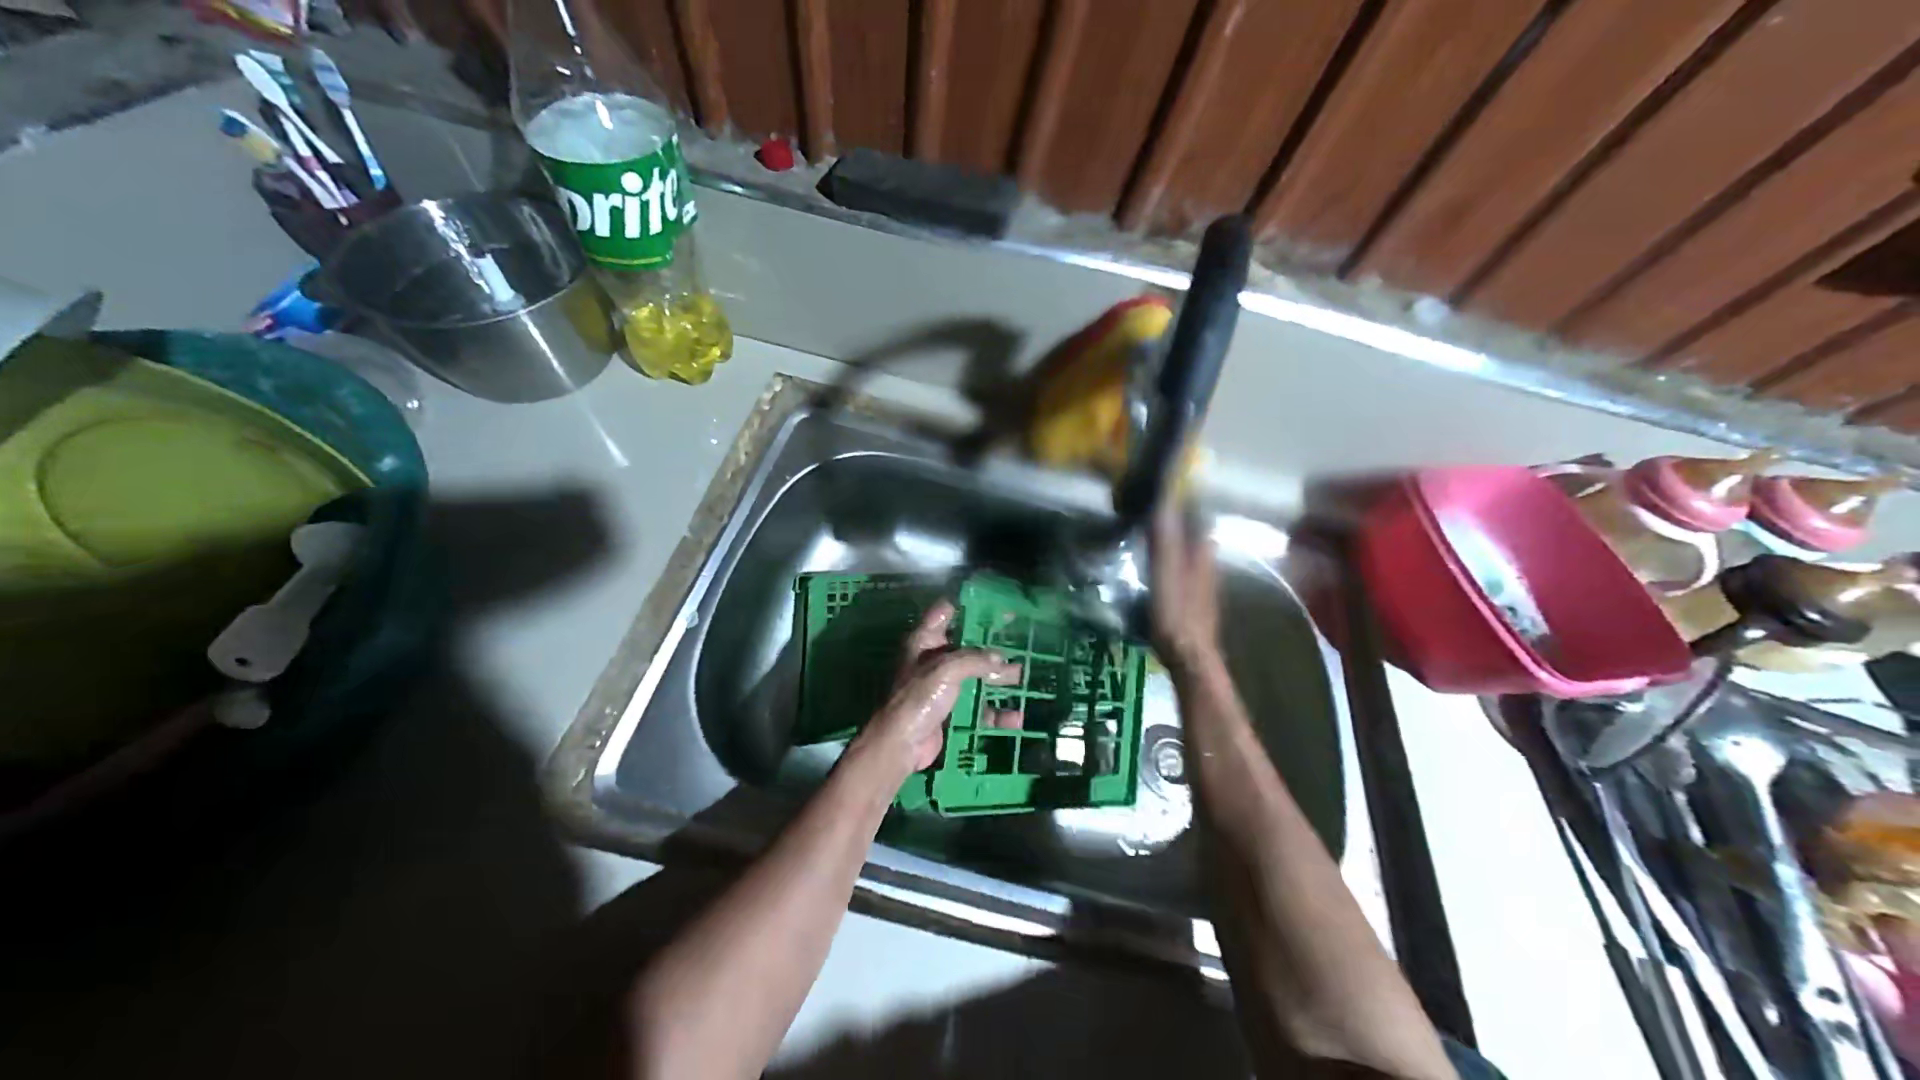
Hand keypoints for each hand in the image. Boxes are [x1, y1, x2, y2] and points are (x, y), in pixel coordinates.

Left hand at [851, 600, 1022, 778]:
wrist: (902, 745)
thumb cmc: (919, 698)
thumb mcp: (946, 670)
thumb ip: (975, 660)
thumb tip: (1000, 658)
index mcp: (925, 641)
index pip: (945, 611)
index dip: (969, 604)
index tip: (997, 603)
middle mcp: (933, 660)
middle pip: (967, 645)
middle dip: (992, 646)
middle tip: (1019, 640)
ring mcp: (942, 687)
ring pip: (976, 677)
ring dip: (998, 678)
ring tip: (1022, 677)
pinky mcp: (951, 711)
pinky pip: (978, 708)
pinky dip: (996, 712)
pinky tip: (1016, 717)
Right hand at [1149, 498, 1221, 669]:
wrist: (1190, 656)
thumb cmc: (1176, 612)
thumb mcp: (1164, 571)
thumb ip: (1165, 535)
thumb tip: (1166, 496)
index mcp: (1201, 548)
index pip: (1193, 509)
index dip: (1177, 494)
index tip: (1157, 480)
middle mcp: (1206, 557)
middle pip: (1190, 525)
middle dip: (1172, 511)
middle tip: (1143, 500)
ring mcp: (1202, 576)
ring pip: (1185, 543)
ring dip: (1169, 531)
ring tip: (1142, 523)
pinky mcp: (1193, 591)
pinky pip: (1180, 560)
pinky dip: (1166, 551)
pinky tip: (1150, 556)